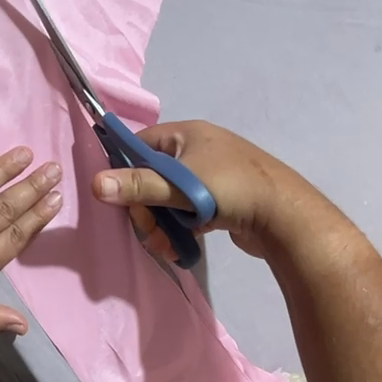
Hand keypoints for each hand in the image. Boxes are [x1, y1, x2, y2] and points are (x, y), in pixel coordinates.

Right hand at [90, 120, 337, 260]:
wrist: (286, 218)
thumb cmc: (231, 190)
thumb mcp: (179, 186)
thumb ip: (137, 186)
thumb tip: (95, 183)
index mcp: (188, 134)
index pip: (140, 145)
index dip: (125, 170)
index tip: (120, 197)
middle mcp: (198, 150)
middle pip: (151, 177)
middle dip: (146, 208)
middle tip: (150, 232)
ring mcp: (210, 176)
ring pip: (168, 198)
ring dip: (161, 224)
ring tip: (165, 246)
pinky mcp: (219, 201)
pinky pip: (186, 211)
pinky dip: (180, 228)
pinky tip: (179, 248)